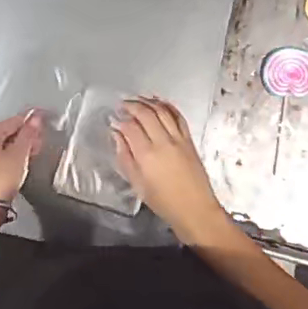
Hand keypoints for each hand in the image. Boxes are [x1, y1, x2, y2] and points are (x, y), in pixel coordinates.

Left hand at [0, 110, 44, 203]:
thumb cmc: (0, 180)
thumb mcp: (19, 155)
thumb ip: (28, 135)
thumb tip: (35, 119)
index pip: (12, 121)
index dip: (30, 119)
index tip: (43, 118)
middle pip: (7, 131)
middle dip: (26, 133)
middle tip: (41, 137)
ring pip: (4, 143)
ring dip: (21, 144)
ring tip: (35, 149)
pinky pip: (0, 154)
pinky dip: (13, 154)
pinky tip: (23, 159)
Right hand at [111, 97, 226, 238]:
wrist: (194, 208)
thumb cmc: (163, 201)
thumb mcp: (137, 183)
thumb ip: (125, 157)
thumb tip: (117, 136)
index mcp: (147, 154)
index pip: (130, 127)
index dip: (119, 120)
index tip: (113, 118)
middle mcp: (163, 142)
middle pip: (146, 113)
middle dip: (132, 105)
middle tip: (122, 104)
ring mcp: (178, 139)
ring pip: (162, 111)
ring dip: (149, 102)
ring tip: (138, 100)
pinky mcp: (189, 140)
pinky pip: (177, 116)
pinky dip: (168, 106)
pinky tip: (160, 104)